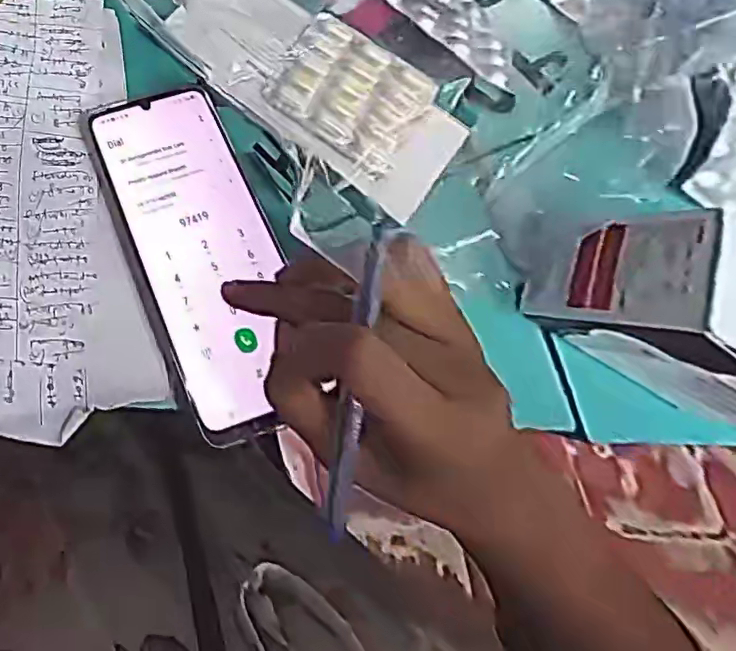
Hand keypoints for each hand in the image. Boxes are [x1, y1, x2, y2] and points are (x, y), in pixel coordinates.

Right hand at [222, 235, 544, 538]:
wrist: (492, 476)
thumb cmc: (411, 478)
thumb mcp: (343, 462)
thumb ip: (298, 402)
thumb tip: (279, 336)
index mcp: (432, 421)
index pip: (357, 352)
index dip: (303, 349)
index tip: (285, 365)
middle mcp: (454, 366)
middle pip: (356, 303)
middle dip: (288, 298)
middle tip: (242, 296)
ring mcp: (460, 332)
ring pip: (375, 270)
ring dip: (316, 269)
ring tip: (282, 281)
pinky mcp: (455, 311)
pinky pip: (403, 260)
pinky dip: (356, 258)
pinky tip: (326, 271)